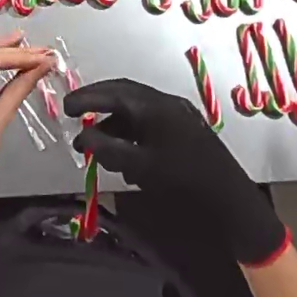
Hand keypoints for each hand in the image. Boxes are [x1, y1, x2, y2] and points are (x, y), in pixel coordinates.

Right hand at [64, 78, 287, 265]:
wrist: (231, 203)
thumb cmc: (184, 182)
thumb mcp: (140, 167)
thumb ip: (108, 149)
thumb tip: (84, 138)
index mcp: (157, 107)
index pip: (114, 93)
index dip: (87, 98)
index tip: (65, 108)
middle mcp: (168, 105)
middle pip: (125, 96)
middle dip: (98, 105)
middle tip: (74, 116)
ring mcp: (178, 118)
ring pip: (136, 113)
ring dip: (112, 126)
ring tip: (94, 148)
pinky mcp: (184, 133)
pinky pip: (149, 126)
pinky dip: (129, 136)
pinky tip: (121, 158)